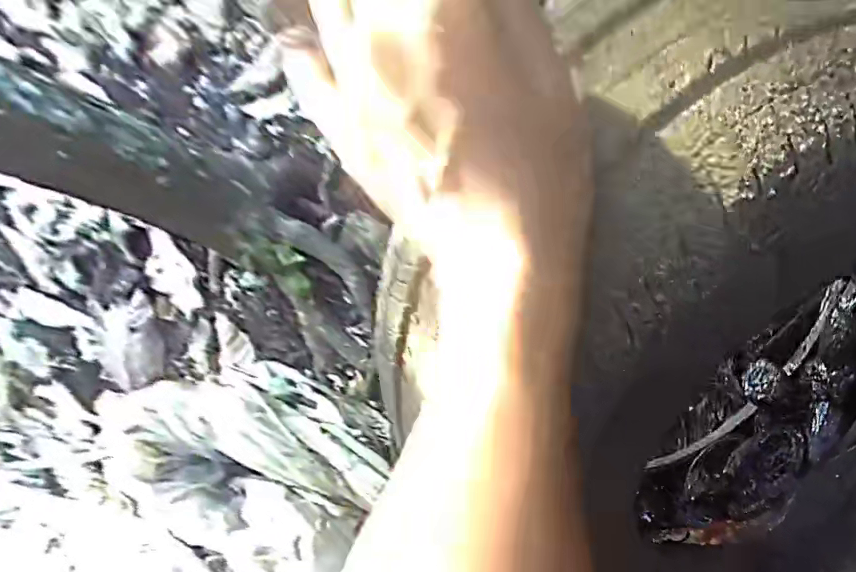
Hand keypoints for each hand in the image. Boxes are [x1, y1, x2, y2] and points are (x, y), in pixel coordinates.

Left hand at [277, 0, 591, 312]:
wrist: (500, 260)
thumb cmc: (542, 174)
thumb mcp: (553, 83)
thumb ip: (515, 14)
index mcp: (436, 3)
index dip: (464, 3)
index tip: (476, 13)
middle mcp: (375, 21)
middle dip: (410, 5)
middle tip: (437, 24)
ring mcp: (347, 72)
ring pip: (328, 0)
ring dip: (361, 6)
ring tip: (393, 27)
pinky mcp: (339, 123)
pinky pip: (302, 58)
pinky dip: (312, 41)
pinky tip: (335, 47)